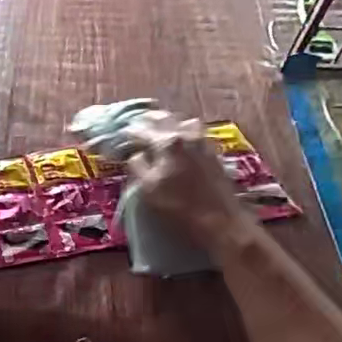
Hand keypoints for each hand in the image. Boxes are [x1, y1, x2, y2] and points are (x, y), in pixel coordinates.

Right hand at [122, 113, 252, 250]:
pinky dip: (185, 137)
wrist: (220, 222)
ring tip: (161, 136)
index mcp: (167, 143)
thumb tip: (136, 154)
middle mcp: (188, 137)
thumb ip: (137, 166)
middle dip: (150, 122)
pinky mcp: (215, 156)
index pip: (142, 130)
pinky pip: (197, 137)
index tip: (120, 137)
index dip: (128, 133)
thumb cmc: (177, 206)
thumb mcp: (147, 188)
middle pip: (167, 119)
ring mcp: (204, 145)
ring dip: (172, 127)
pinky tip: (180, 148)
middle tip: (139, 129)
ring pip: (185, 124)